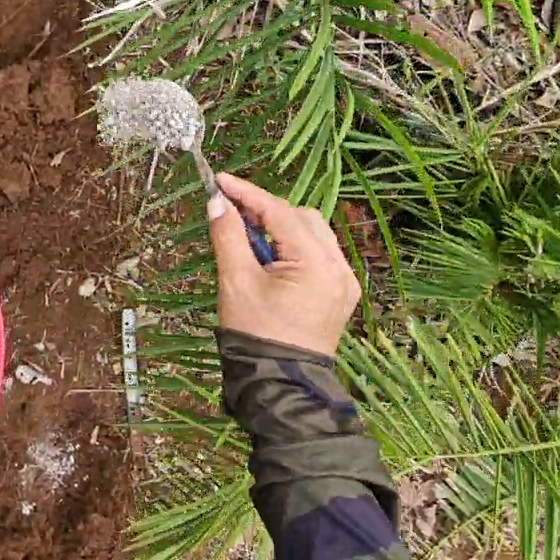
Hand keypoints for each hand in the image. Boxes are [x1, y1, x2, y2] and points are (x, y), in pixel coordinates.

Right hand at [207, 173, 359, 357]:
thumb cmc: (254, 330)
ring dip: (279, 225)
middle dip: (265, 209)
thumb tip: (216, 201)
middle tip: (230, 209)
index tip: (219, 179)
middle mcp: (339, 268)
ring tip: (246, 233)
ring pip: (312, 232)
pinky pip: (317, 253)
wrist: (279, 380)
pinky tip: (268, 254)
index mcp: (317, 265)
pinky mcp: (339, 292)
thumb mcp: (235, 279)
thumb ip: (228, 235)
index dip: (247, 192)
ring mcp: (343, 281)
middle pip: (301, 217)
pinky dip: (291, 244)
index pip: (280, 213)